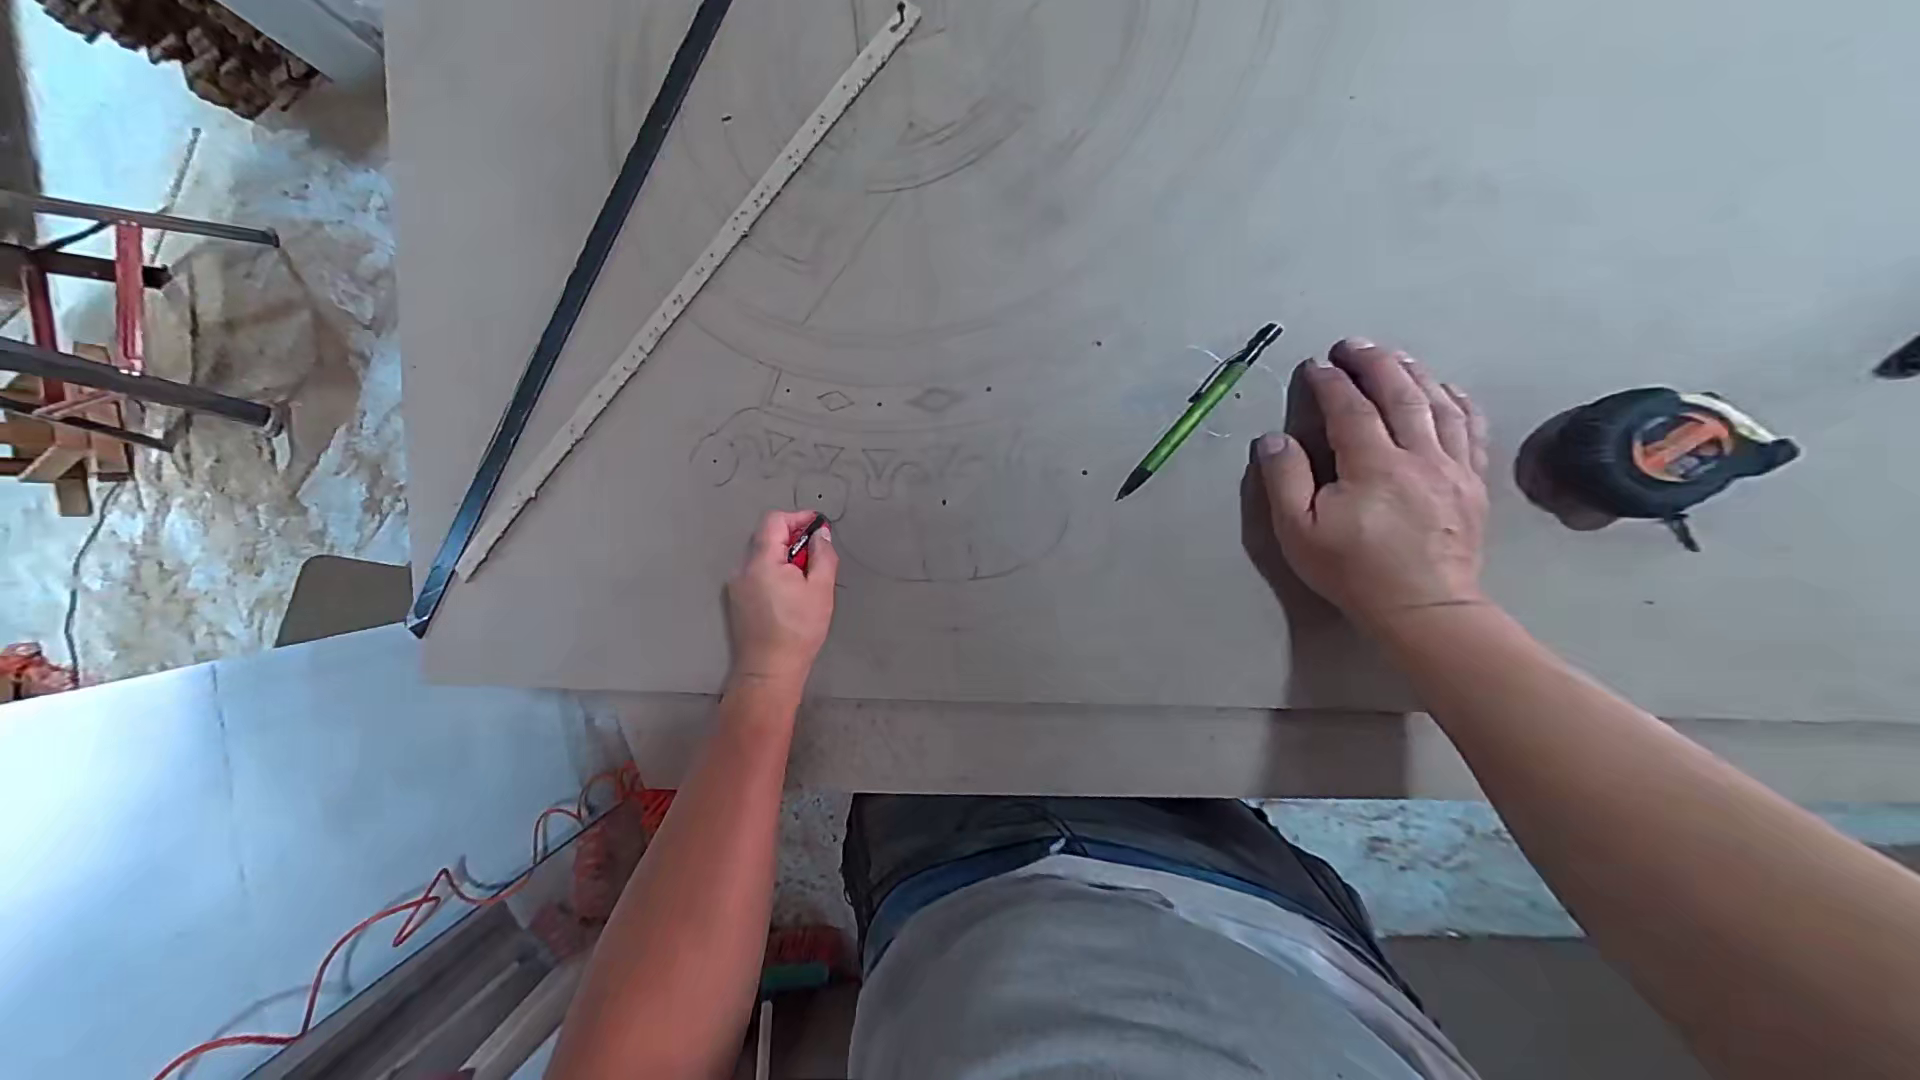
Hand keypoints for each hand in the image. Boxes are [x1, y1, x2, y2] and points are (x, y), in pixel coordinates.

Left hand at [725, 510, 838, 685]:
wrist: (769, 670)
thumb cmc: (798, 630)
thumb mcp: (820, 590)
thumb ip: (823, 555)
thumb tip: (821, 533)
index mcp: (762, 561)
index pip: (775, 520)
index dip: (798, 517)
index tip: (819, 526)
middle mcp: (743, 568)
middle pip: (767, 536)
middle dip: (794, 536)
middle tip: (818, 551)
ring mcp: (737, 584)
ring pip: (762, 554)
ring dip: (785, 554)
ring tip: (807, 574)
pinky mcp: (737, 598)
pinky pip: (757, 571)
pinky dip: (775, 569)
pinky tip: (792, 590)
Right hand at [1257, 338, 1490, 632]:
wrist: (1423, 608)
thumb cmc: (1352, 571)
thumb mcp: (1299, 533)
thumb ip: (1285, 480)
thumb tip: (1274, 439)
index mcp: (1372, 466)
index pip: (1349, 409)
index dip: (1330, 383)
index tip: (1314, 366)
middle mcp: (1418, 455)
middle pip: (1400, 393)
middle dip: (1374, 363)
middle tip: (1351, 346)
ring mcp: (1452, 466)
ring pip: (1438, 403)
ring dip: (1413, 372)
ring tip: (1393, 356)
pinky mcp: (1472, 480)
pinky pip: (1470, 426)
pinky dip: (1456, 399)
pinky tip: (1443, 389)